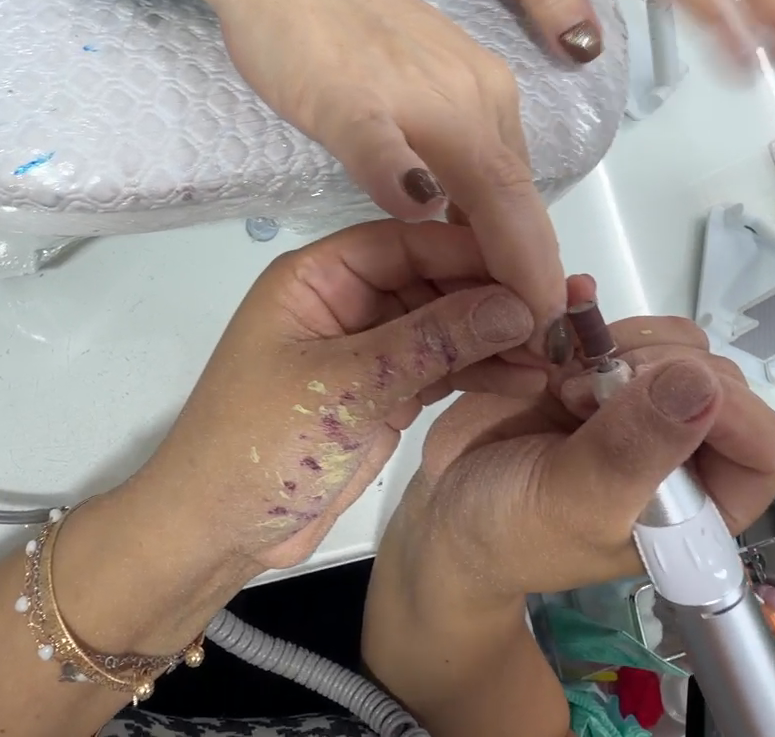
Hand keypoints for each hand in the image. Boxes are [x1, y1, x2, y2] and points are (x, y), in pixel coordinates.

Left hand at [121, 219, 546, 571]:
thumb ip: (432, 341)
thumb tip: (516, 304)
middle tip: (555, 316)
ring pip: (442, 325)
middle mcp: (346, 301)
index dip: (469, 252)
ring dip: (492, 338)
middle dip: (489, 298)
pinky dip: (478, 372)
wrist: (220, 531)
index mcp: (318, 276)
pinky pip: (440, 367)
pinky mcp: (383, 390)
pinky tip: (524, 377)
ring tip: (552, 352)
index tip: (533, 269)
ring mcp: (368, 348)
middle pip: (430, 281)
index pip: (405, 243)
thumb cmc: (261, 444)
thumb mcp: (348, 385)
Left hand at [131, 0, 568, 351]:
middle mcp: (490, 100)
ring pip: (506, 176)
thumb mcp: (331, 108)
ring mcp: (478, 85)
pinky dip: (485, 197)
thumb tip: (432, 209)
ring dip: (509, 234)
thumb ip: (381, 158)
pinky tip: (466, 221)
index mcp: (465, 116)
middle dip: (529, 263)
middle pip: (521, 198)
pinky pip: (487, 153)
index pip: (514, 210)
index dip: (530, 271)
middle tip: (528, 331)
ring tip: (500, 293)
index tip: (545, 330)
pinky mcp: (459, 78)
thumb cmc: (300, 45)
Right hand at [407, 312, 774, 602]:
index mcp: (697, 501)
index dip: (722, 407)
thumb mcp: (573, 501)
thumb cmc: (511, 527)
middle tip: (581, 395)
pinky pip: (618, 325)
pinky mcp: (591, 370)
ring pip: (671, 342)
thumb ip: (632, 449)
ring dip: (619, 343)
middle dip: (654, 371)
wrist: (444, 506)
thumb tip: (701, 382)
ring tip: (561, 378)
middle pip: (716, 379)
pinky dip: (589, 320)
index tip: (646, 391)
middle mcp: (677, 448)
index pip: (760, 442)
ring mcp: (634, 403)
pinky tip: (551, 341)